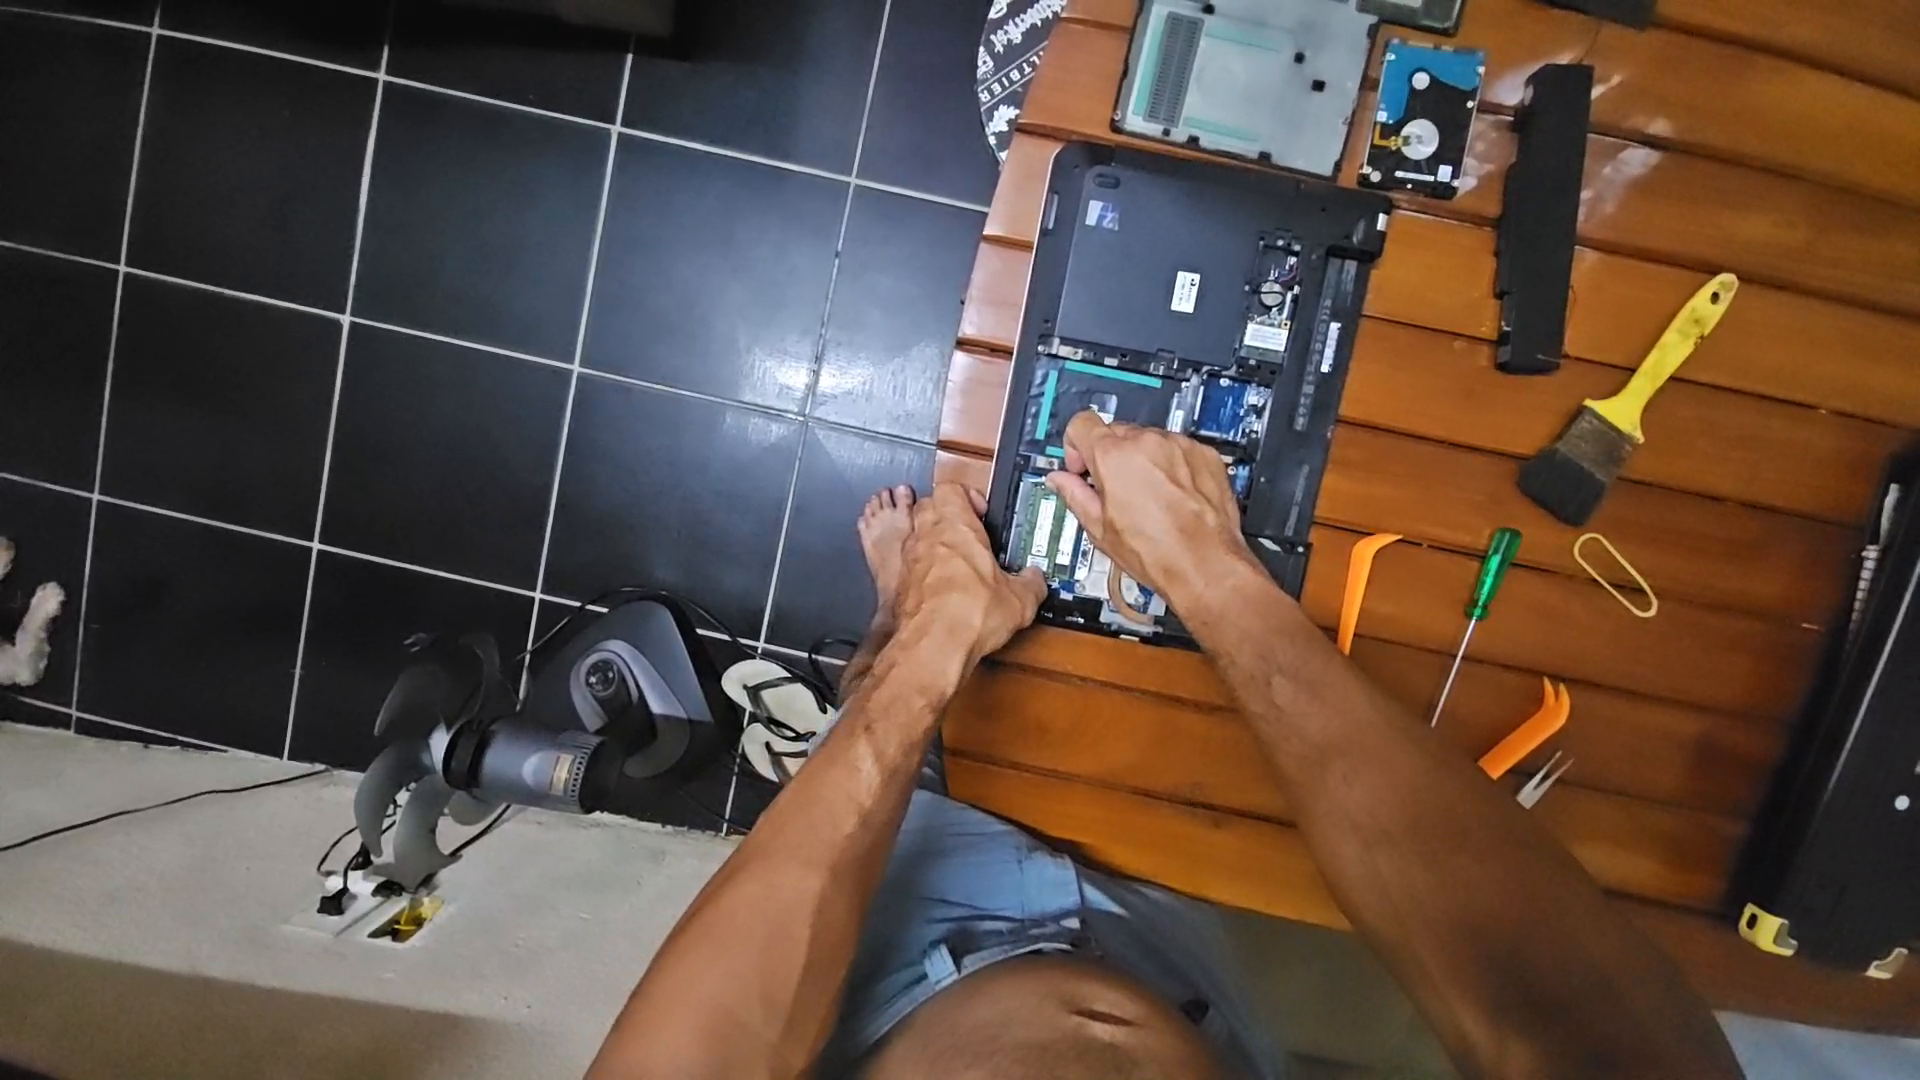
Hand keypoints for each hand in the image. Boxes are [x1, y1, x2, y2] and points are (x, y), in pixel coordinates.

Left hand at [896, 483, 1047, 667]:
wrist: (932, 646)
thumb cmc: (969, 612)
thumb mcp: (1019, 599)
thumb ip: (1031, 583)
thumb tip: (1036, 579)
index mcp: (955, 525)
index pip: (952, 488)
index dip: (967, 496)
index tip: (983, 513)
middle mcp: (926, 536)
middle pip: (928, 507)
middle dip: (947, 517)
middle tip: (970, 536)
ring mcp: (908, 560)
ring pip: (916, 537)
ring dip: (933, 546)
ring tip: (957, 566)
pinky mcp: (898, 586)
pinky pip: (909, 567)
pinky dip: (923, 573)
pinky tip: (942, 593)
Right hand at [1044, 409, 1254, 606]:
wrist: (1205, 564)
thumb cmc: (1156, 552)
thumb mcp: (1100, 529)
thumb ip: (1075, 495)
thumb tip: (1061, 481)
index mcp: (1114, 457)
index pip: (1082, 424)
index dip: (1075, 446)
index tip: (1082, 468)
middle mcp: (1147, 442)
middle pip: (1115, 433)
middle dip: (1109, 457)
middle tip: (1113, 491)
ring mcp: (1179, 446)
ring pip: (1147, 441)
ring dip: (1141, 461)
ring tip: (1147, 499)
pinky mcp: (1204, 455)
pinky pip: (1177, 450)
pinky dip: (1170, 466)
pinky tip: (1171, 497)